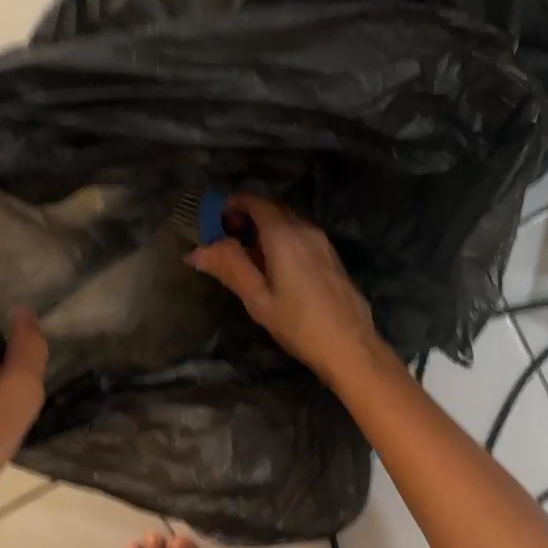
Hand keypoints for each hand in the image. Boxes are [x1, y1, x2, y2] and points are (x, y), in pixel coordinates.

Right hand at [186, 194, 387, 378]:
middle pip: (275, 208)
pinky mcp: (333, 257)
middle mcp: (306, 230)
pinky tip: (278, 265)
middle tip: (230, 236)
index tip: (218, 218)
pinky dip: (285, 239)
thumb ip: (230, 269)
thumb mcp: (258, 300)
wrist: (351, 346)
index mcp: (284, 235)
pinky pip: (304, 236)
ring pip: (291, 222)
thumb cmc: (299, 325)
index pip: (257, 202)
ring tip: (251, 253)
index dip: (234, 204)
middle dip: (250, 215)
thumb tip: (197, 251)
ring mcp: (324, 243)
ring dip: (269, 228)